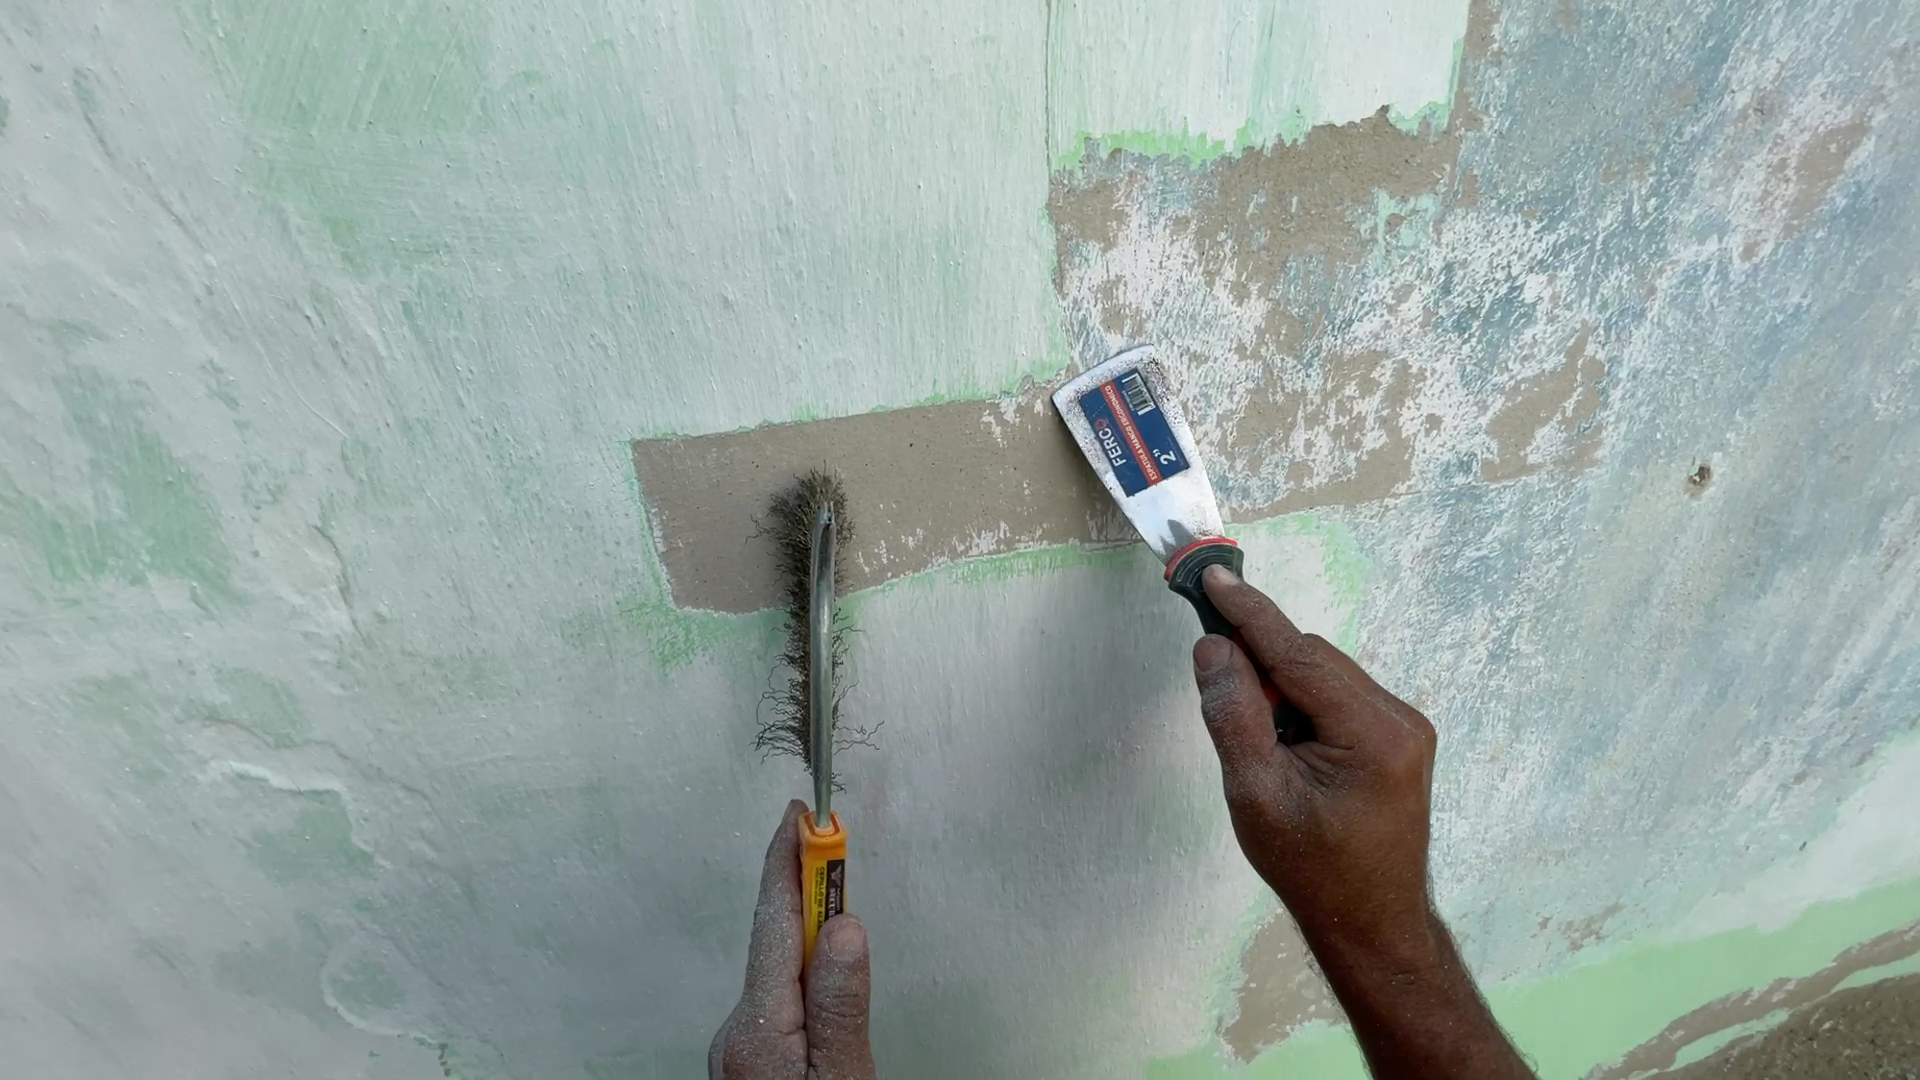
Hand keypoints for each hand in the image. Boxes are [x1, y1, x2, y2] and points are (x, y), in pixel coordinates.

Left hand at [711, 800, 875, 1079]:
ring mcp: (739, 1043)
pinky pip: (779, 987)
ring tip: (831, 886)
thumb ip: (844, 1005)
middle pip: (773, 937)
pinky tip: (822, 956)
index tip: (800, 813)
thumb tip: (846, 921)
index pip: (775, 923)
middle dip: (797, 882)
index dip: (787, 861)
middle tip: (823, 836)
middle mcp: (738, 1029)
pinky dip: (801, 958)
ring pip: (777, 964)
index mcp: (758, 1029)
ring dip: (804, 921)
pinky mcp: (750, 1054)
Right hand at [1189, 566, 1533, 1078]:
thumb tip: (1214, 646)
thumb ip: (1232, 713)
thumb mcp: (1255, 793)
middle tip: (1215, 680)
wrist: (1370, 922)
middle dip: (1259, 659)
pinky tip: (1281, 738)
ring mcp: (1402, 724)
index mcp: (1371, 732)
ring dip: (1276, 683)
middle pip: (1310, 657)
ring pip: (1319, 671)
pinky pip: (1330, 692)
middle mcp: (1398, 716)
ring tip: (1257, 737)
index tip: (1213, 576)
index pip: (1298, 653)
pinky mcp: (1392, 734)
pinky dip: (1295, 698)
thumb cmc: (1310, 866)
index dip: (1250, 612)